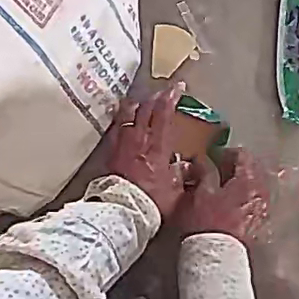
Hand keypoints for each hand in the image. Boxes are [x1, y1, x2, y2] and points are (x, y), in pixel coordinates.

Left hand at [107, 83, 187, 219]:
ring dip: (137, 105)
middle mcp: (139, 139)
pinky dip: (121, 119)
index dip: (171, 97)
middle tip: (164, 91)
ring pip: (128, 114)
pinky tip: (122, 118)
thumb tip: (187, 166)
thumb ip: (182, 175)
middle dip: (156, 97)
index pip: (164, 113)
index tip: (178, 87)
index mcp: (158, 146)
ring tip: (142, 101)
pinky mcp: (110, 152)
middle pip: (146, 109)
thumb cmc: (152, 202)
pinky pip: (116, 128)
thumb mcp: (175, 191)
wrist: (122, 211)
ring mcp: (122, 143)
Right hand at [177, 149, 270, 242]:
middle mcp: (261, 193)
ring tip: (223, 190)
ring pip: (255, 188)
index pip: (243, 156)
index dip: (226, 153)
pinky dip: (244, 200)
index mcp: (248, 181)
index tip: (214, 158)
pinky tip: (230, 206)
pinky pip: (255, 203)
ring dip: (241, 184)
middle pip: (253, 170)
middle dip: (237, 168)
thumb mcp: (201, 193)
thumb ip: (204, 172)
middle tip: (218, 172)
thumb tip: (202, 160)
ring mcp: (263, 210)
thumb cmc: (207, 223)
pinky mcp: (260, 224)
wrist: (217, 258)